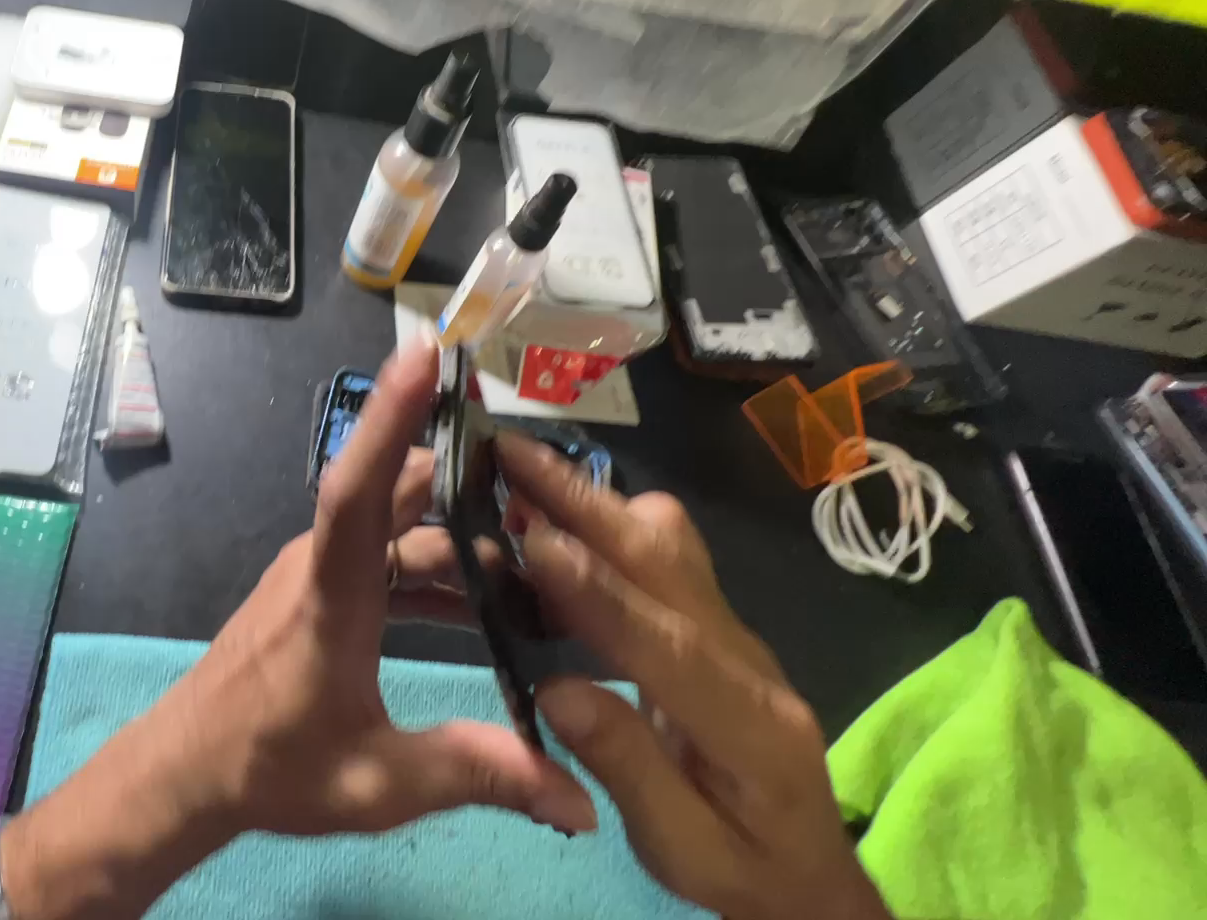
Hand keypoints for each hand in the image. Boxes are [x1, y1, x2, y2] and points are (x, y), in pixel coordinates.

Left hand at [144, 339, 595, 836]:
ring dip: (458, 537)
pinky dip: (432, 570)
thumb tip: (578, 796)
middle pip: (393, 491)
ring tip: (536, 561)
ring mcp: (319, 573)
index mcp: (332, 592)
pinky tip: (482, 605)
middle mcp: (323, 563)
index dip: (391, 416)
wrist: (189, 768)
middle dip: (463, 473)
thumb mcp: (376, 781)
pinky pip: (384, 560)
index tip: (423, 354)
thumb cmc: (269, 765)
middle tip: (544, 480)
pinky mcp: (320, 592)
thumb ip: (475, 774)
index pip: (359, 486)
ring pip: (396, 529)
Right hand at [488, 432, 889, 919]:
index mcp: (748, 724)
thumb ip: (627, 770)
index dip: (597, 591)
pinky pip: (655, 551)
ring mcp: (729, 626)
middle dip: (583, 500)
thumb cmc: (743, 866)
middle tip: (510, 452)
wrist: (810, 867)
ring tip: (515, 474)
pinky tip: (545, 518)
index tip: (535, 541)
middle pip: (665, 558)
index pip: (668, 645)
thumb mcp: (683, 851)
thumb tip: (557, 692)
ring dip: (588, 498)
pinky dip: (597, 520)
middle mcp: (743, 653)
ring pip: (664, 538)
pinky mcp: (707, 616)